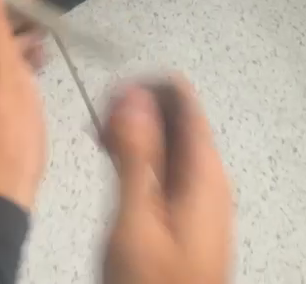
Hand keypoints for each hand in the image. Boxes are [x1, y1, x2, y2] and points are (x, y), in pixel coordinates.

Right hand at [102, 77, 233, 283]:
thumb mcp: (136, 219)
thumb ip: (136, 153)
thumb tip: (132, 92)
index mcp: (204, 171)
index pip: (183, 96)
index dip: (143, 87)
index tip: (106, 104)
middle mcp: (209, 176)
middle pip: (176, 114)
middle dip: (134, 108)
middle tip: (97, 129)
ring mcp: (201, 195)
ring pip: (168, 138)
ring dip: (133, 130)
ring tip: (98, 144)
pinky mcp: (188, 213)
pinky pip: (166, 163)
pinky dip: (139, 154)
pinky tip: (113, 166)